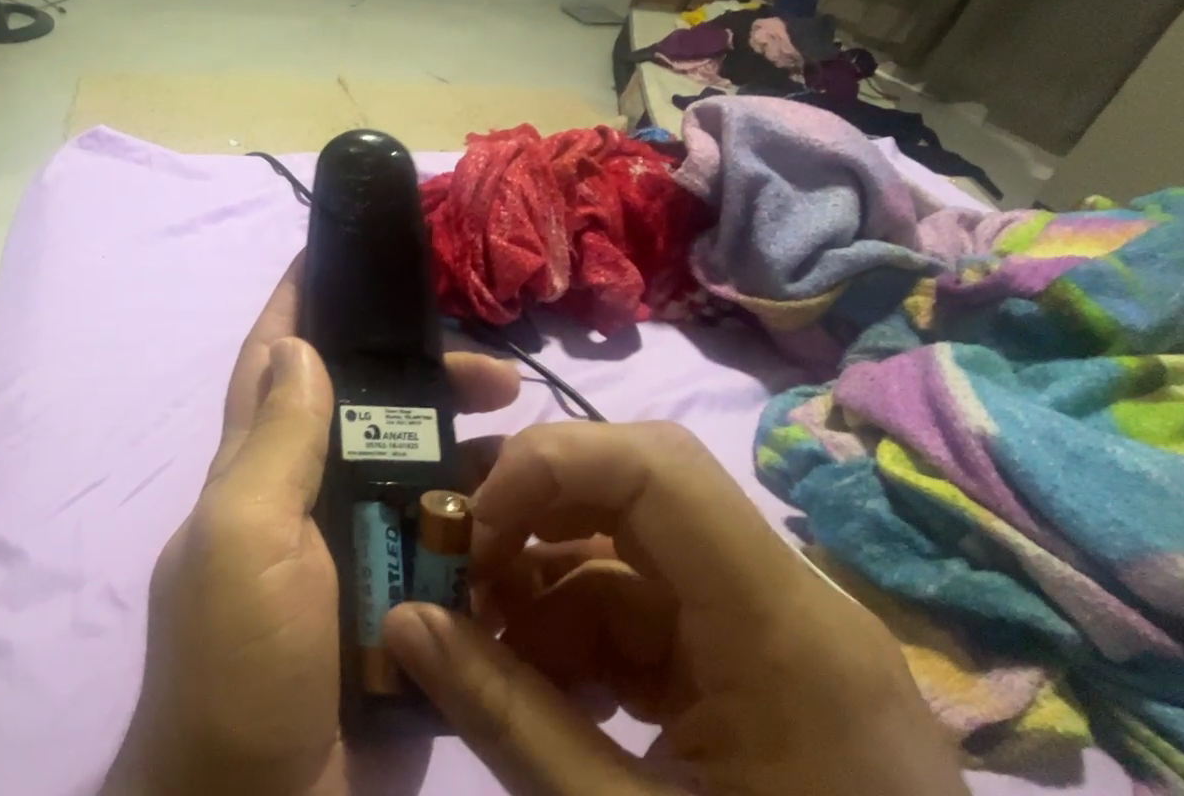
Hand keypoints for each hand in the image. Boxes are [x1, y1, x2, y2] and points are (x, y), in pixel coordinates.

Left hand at [102, 256, 520, 795]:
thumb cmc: (240, 663)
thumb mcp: (246, 540)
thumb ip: (270, 442)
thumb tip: (294, 341)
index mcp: (257, 472)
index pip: (274, 362)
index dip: (301, 300)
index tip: (344, 247)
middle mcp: (303, 499)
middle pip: (365, 410)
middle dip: (423, 376)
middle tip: (496, 371)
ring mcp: (354, 554)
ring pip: (418, 471)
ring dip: (468, 444)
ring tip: (531, 431)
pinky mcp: (400, 606)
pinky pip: (449, 545)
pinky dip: (487, 517)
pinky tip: (539, 506)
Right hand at [382, 421, 969, 795]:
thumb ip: (507, 718)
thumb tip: (401, 621)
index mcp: (779, 629)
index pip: (657, 468)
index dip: (547, 465)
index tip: (468, 528)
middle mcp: (782, 609)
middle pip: (636, 500)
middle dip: (528, 522)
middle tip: (447, 574)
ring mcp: (769, 644)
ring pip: (626, 565)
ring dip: (539, 599)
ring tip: (479, 659)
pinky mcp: (753, 681)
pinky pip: (643, 624)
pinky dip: (575, 645)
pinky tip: (538, 700)